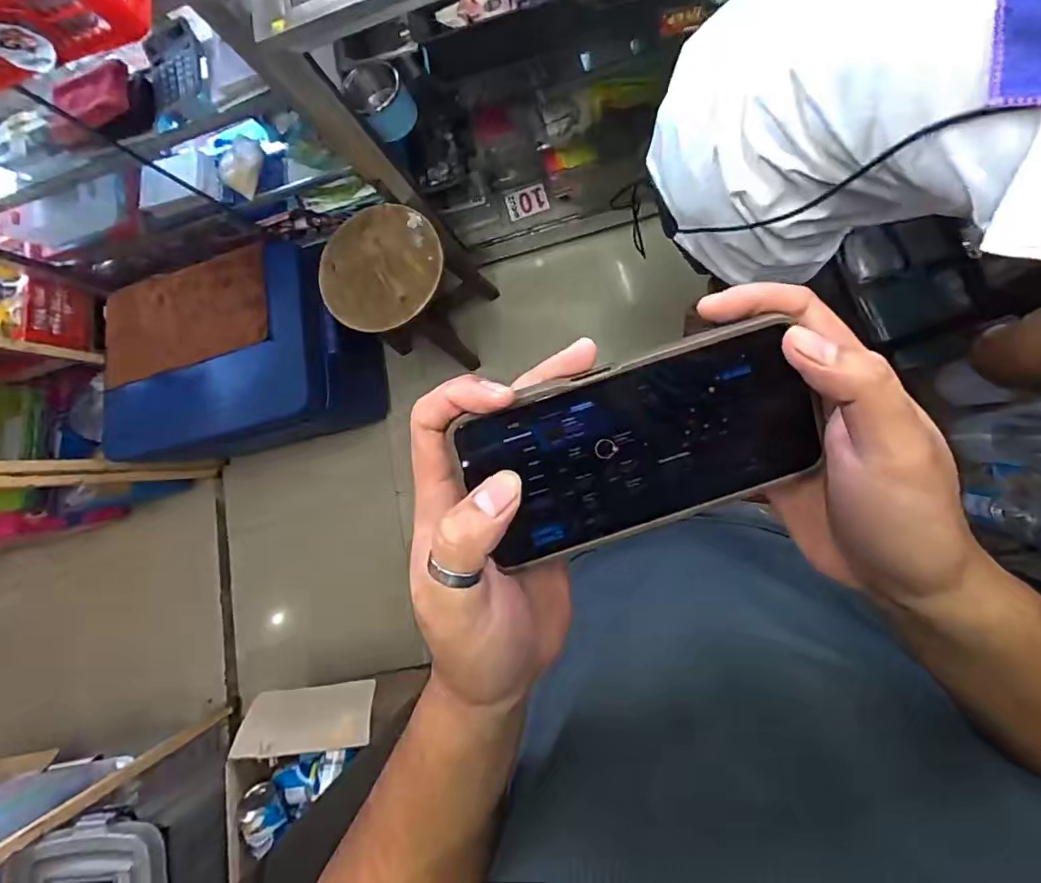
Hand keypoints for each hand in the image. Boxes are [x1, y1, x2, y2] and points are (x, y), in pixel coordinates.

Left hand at [406, 339, 595, 711]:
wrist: (503, 681)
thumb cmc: (465, 643)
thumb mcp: (453, 598)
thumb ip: (465, 542)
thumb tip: (504, 484)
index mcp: (442, 496)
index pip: (432, 424)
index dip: (459, 397)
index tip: (503, 397)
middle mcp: (477, 486)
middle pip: (495, 417)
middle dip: (530, 382)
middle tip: (579, 358)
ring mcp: (515, 502)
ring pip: (533, 438)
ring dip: (561, 403)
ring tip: (598, 375)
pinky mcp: (549, 519)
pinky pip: (563, 471)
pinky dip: (581, 446)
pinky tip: (608, 431)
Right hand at [698, 284, 988, 604]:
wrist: (905, 584)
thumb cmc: (908, 511)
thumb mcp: (894, 444)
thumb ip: (856, 385)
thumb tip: (794, 337)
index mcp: (850, 374)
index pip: (802, 313)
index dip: (757, 299)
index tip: (708, 308)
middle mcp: (818, 392)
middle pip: (767, 343)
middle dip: (725, 332)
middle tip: (677, 346)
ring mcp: (793, 429)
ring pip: (747, 385)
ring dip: (713, 376)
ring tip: (669, 383)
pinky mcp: (774, 463)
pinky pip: (737, 434)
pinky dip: (712, 426)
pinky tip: (684, 431)